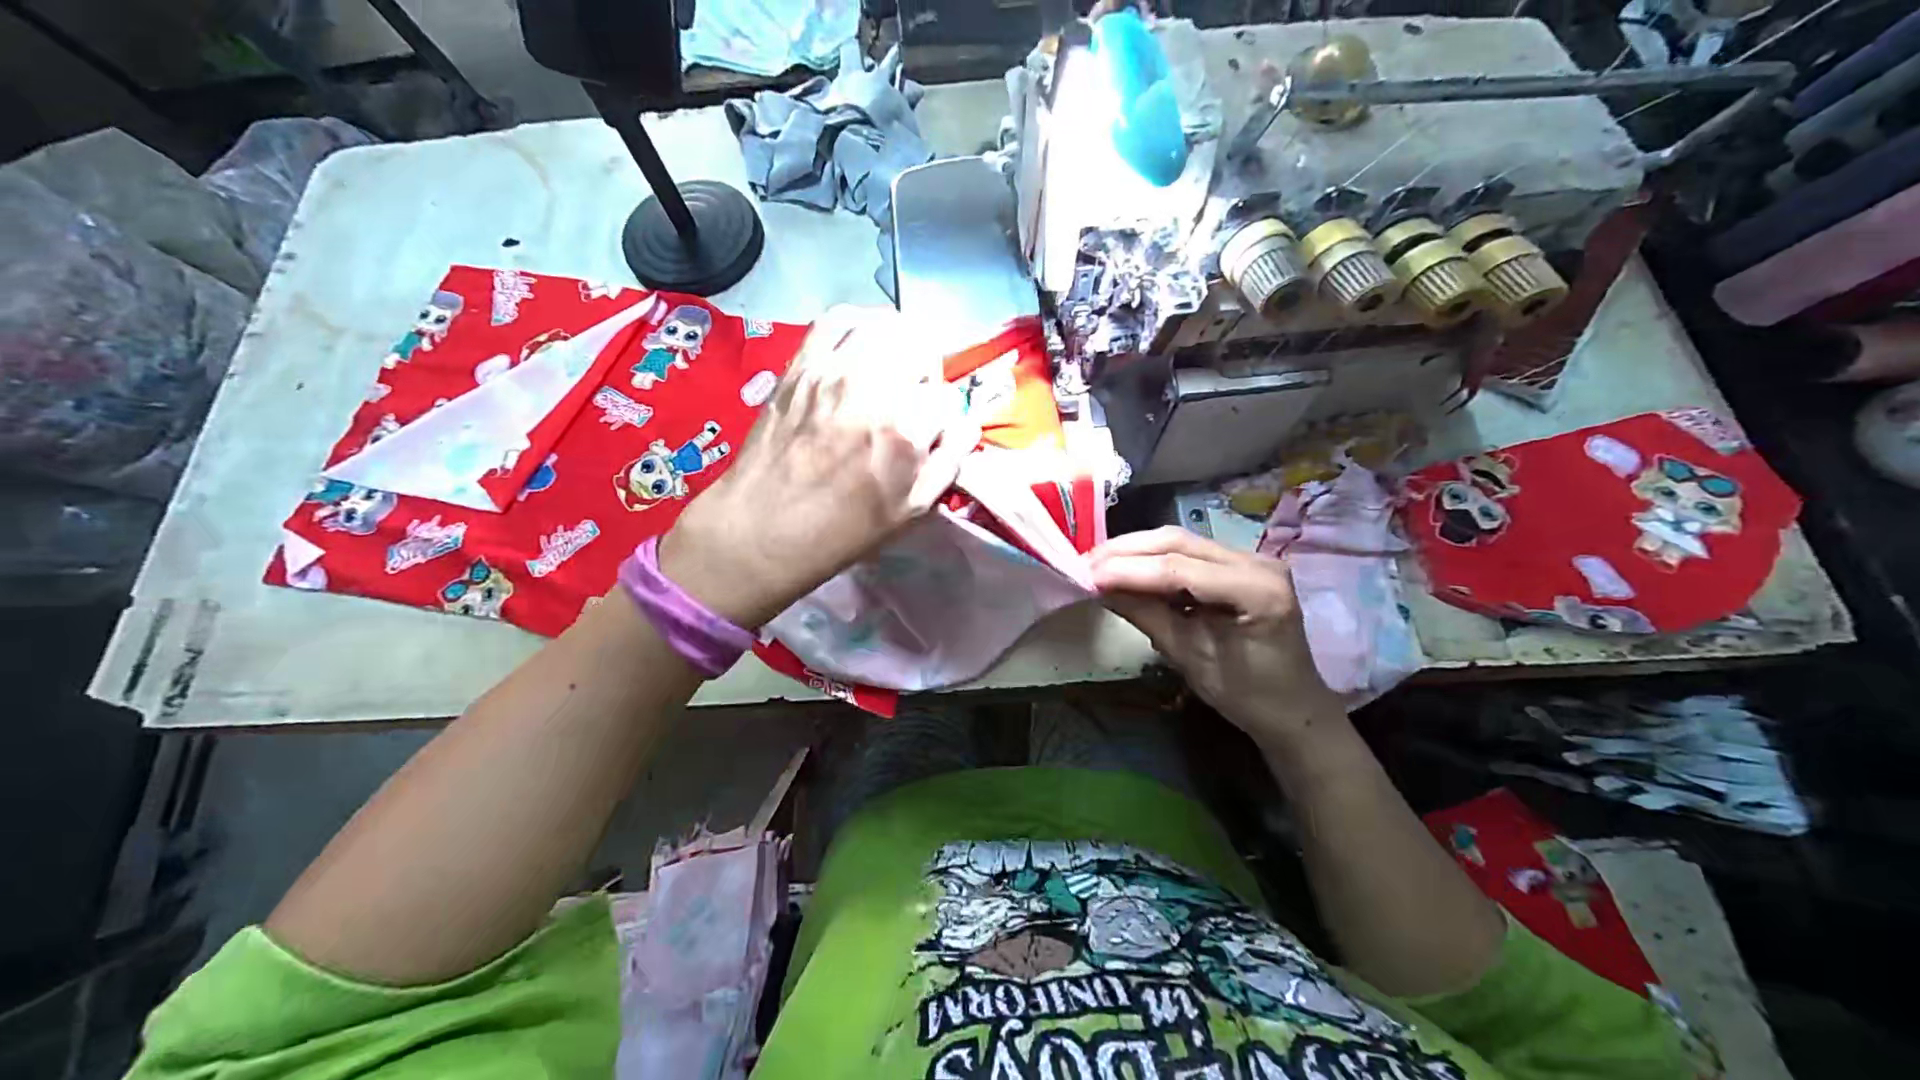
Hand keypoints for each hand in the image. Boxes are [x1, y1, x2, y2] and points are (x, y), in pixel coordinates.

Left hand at [660, 306, 976, 627]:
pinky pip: (838, 319)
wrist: (763, 529)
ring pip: (887, 327)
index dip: (944, 417)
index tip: (929, 433)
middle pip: (923, 350)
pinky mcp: (801, 364)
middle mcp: (873, 389)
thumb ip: (949, 461)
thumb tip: (966, 424)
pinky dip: (860, 323)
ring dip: (900, 346)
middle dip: (926, 375)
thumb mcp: (912, 510)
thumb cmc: (842, 530)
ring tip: (891, 372)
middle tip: (912, 401)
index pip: (948, 398)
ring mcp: (833, 370)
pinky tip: (863, 344)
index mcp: (905, 431)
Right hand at [1089, 527, 1343, 745]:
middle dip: (1127, 551)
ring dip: (1137, 551)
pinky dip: (1154, 560)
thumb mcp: (1190, 657)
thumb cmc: (1245, 694)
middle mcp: (1258, 562)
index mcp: (1257, 590)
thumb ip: (1146, 614)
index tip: (1086, 575)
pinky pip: (1189, 553)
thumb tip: (1099, 586)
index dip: (1129, 570)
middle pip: (1179, 542)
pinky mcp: (1239, 564)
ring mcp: (1251, 558)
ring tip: (1098, 565)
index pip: (1180, 569)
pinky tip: (1127, 569)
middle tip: (1085, 564)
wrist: (1291, 708)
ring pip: (1181, 542)